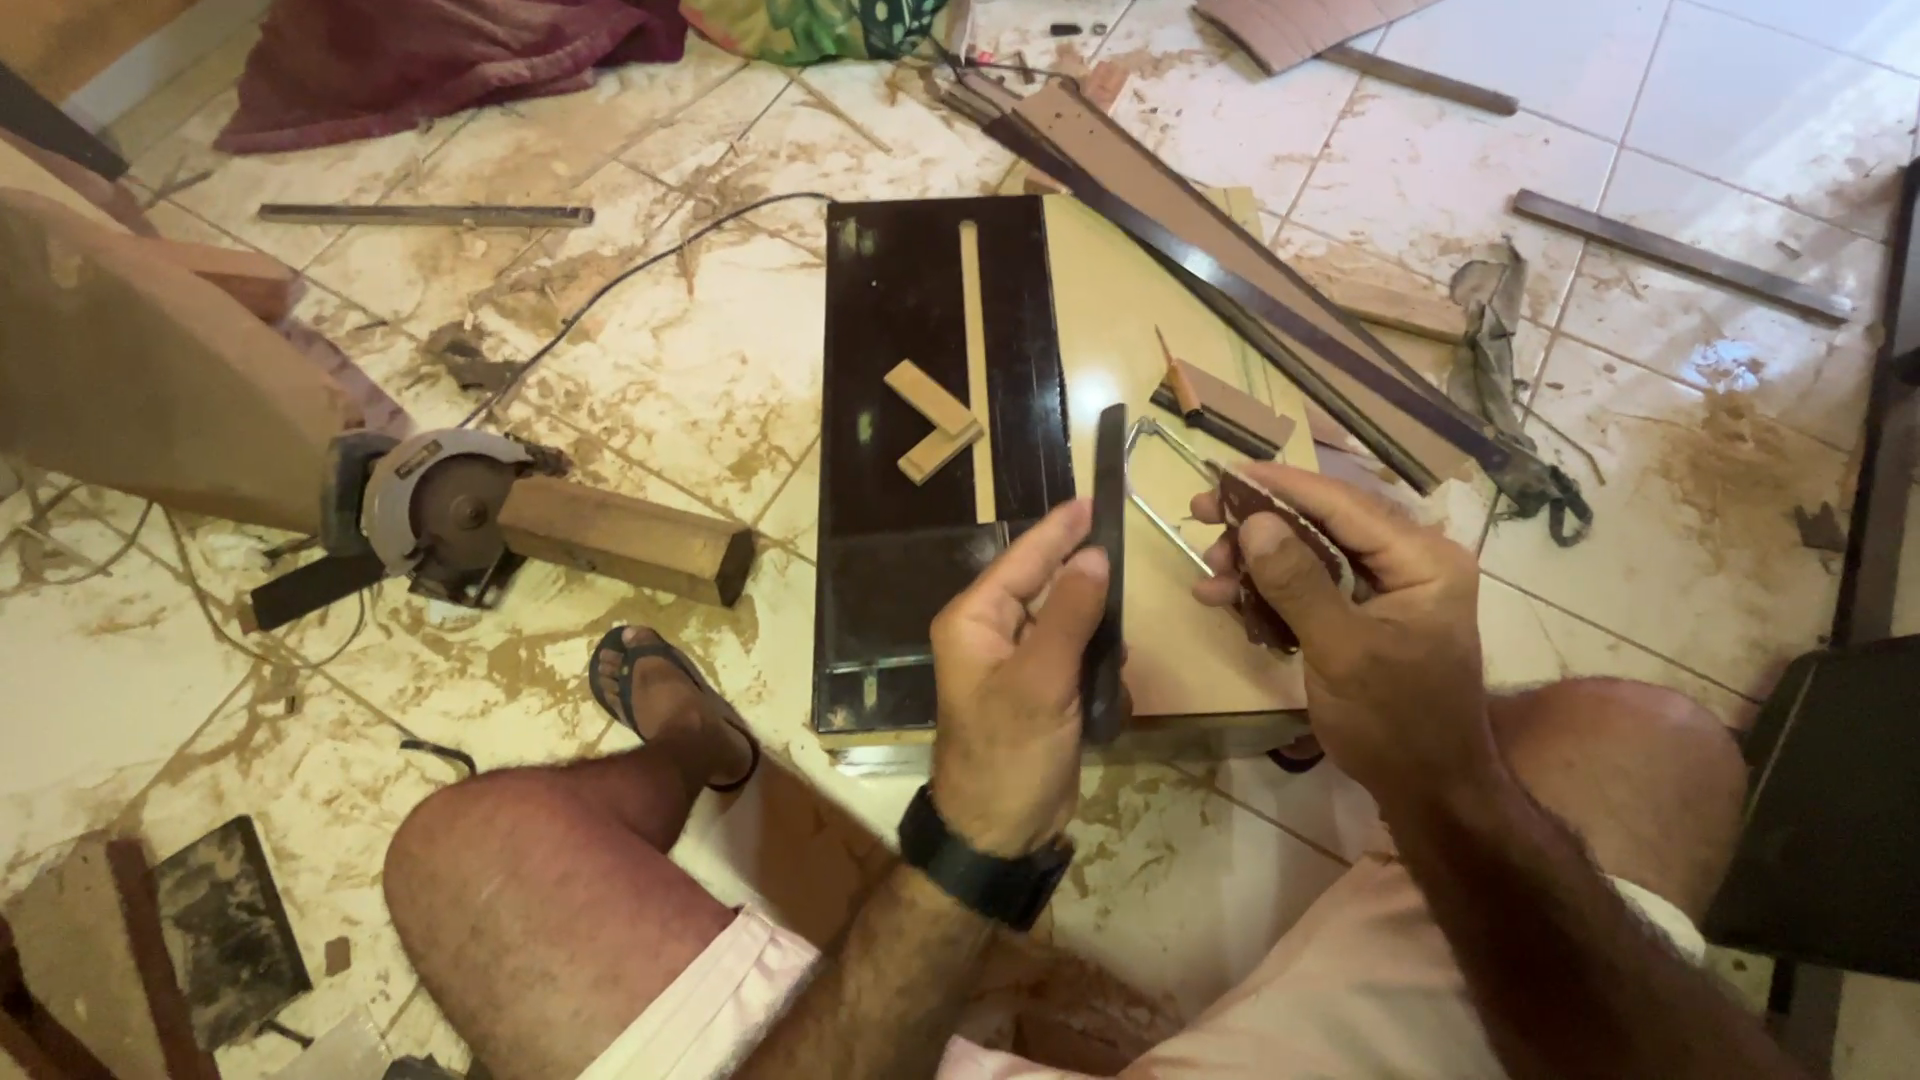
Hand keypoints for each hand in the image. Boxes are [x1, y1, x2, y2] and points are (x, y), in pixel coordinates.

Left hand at [929, 499, 1110, 856]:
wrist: (1000, 831)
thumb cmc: (1009, 753)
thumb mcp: (1040, 680)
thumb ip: (1068, 614)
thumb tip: (1094, 556)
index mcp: (974, 621)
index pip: (1020, 561)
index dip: (1057, 530)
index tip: (1091, 501)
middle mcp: (990, 633)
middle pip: (1043, 586)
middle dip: (1081, 579)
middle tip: (1120, 555)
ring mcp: (1016, 662)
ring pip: (1064, 619)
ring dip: (1093, 628)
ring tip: (1116, 635)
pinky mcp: (1039, 688)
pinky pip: (1072, 655)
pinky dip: (1094, 663)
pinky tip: (1109, 682)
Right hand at [1190, 465, 1498, 812]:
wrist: (1426, 788)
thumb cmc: (1395, 722)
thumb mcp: (1343, 651)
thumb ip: (1299, 583)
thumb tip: (1256, 523)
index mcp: (1423, 560)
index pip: (1345, 504)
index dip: (1282, 485)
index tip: (1226, 472)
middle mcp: (1407, 561)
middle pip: (1322, 520)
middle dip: (1259, 522)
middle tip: (1203, 513)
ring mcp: (1383, 587)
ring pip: (1307, 550)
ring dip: (1254, 560)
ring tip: (1210, 574)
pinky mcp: (1359, 612)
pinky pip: (1306, 584)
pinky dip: (1266, 590)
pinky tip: (1225, 599)